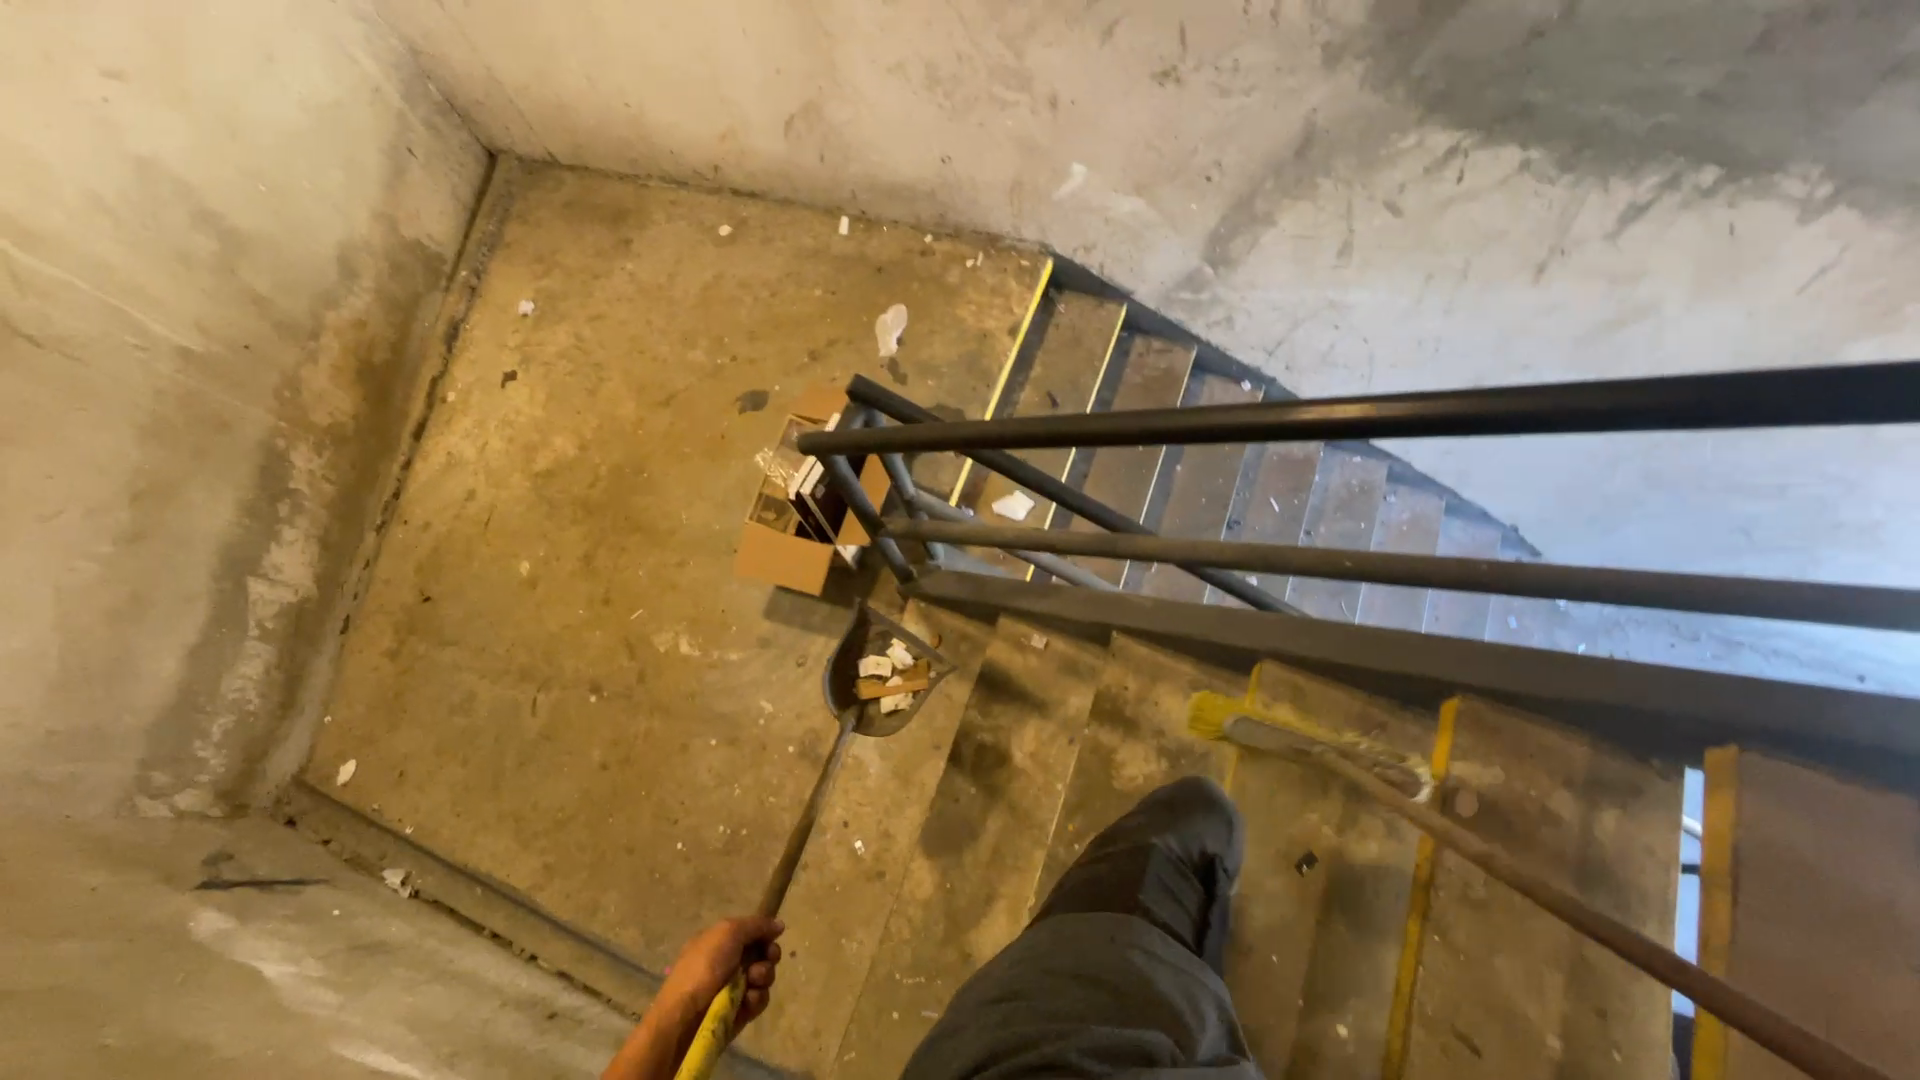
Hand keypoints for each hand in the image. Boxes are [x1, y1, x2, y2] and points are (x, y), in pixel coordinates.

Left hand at [602, 916, 785, 1079]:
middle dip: (769, 954)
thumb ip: (756, 925)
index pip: (751, 933)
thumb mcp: (728, 932)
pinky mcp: (740, 1011)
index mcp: (720, 942)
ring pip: (764, 976)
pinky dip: (757, 998)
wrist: (685, 1016)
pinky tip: (748, 1000)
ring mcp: (734, 988)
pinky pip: (759, 1000)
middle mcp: (727, 963)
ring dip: (764, 975)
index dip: (764, 934)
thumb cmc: (704, 967)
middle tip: (769, 957)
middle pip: (762, 953)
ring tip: (753, 981)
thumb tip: (779, 925)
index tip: (773, 936)